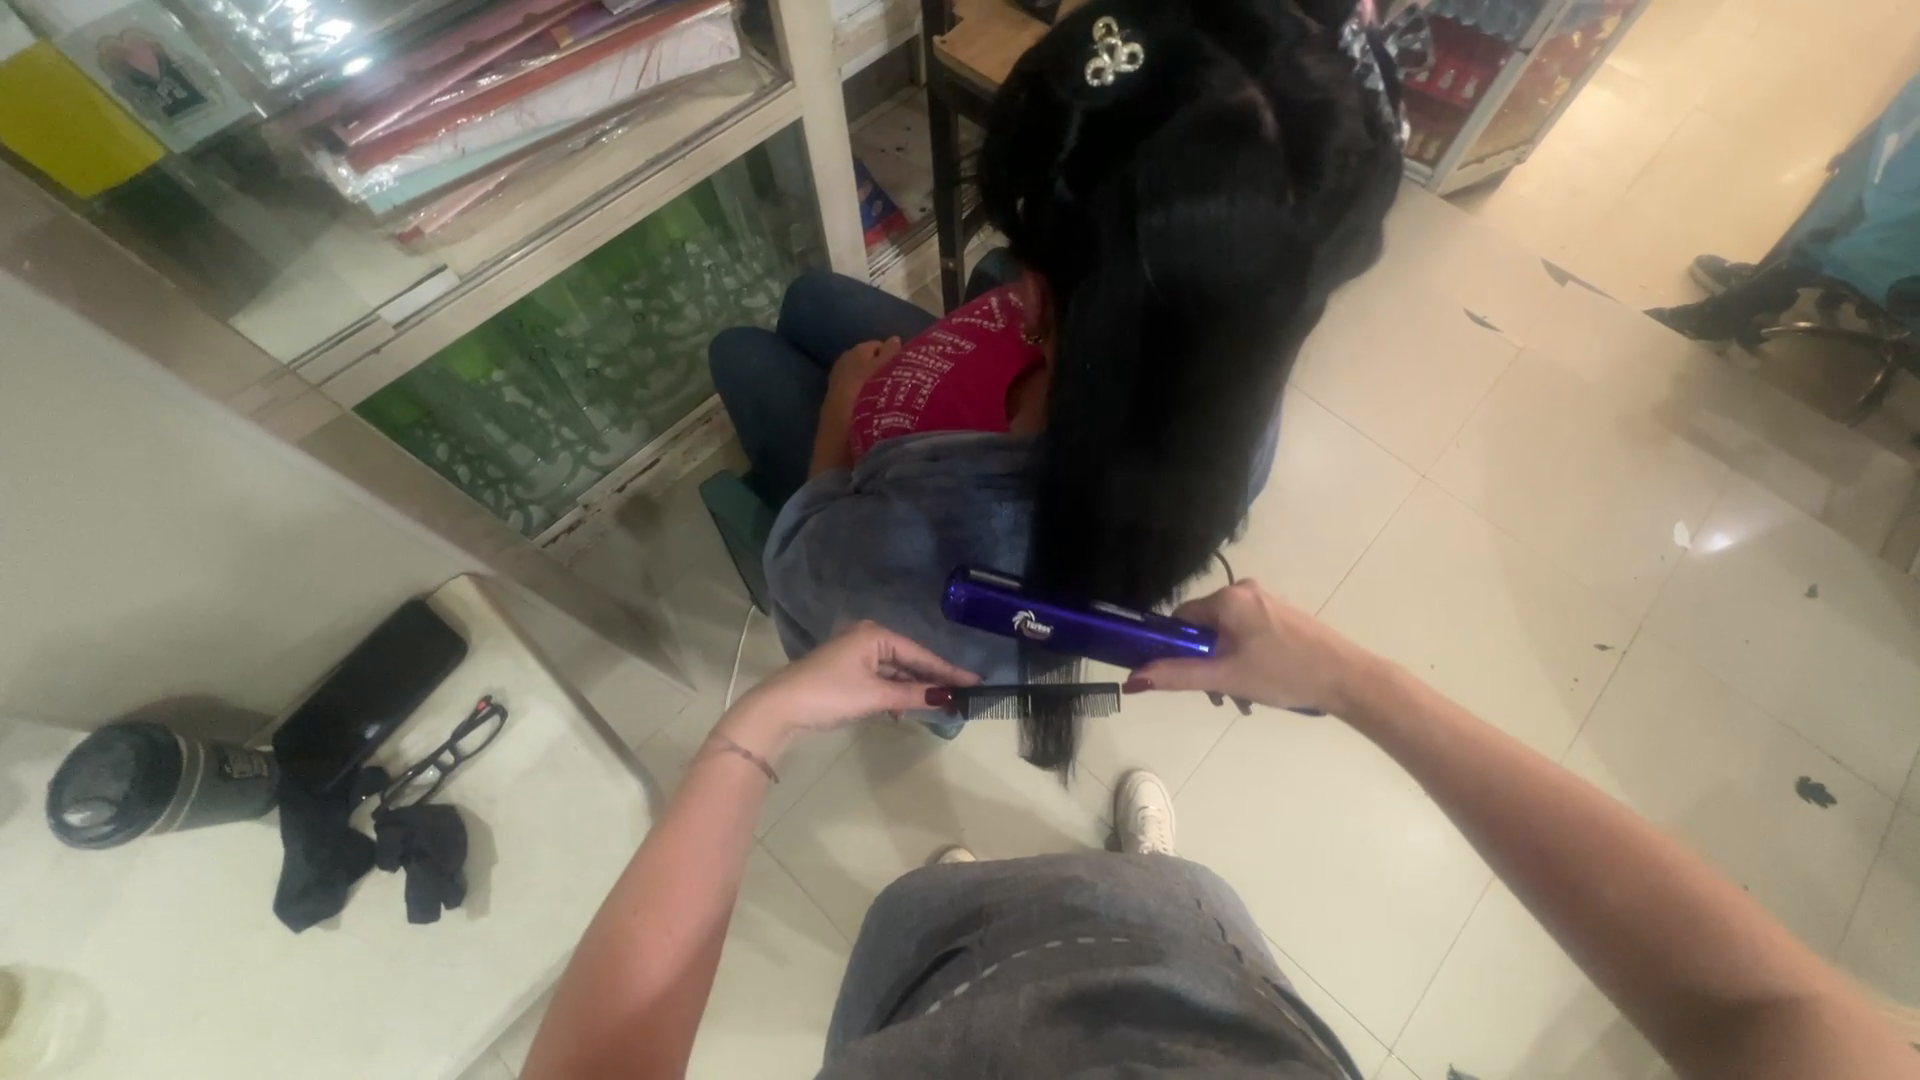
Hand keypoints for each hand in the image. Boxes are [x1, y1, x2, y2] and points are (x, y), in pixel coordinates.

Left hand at [717, 621, 978, 757]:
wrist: (779, 707)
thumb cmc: (829, 694)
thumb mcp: (875, 696)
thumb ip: (912, 695)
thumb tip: (946, 697)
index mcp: (875, 635)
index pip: (920, 653)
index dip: (947, 670)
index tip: (974, 681)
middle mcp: (866, 638)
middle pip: (908, 660)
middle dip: (932, 679)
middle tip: (962, 694)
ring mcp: (854, 654)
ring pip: (894, 671)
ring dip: (913, 688)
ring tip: (940, 703)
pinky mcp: (845, 671)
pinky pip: (880, 679)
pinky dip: (894, 692)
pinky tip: (905, 707)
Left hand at [826, 337, 902, 407]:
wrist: (841, 417)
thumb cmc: (868, 388)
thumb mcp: (884, 368)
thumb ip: (891, 352)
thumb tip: (895, 338)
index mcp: (859, 348)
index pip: (878, 345)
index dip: (890, 356)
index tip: (900, 370)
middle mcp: (846, 357)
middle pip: (867, 359)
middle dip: (879, 368)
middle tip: (892, 383)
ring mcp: (837, 374)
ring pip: (859, 372)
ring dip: (869, 380)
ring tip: (881, 394)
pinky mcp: (833, 391)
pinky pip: (852, 385)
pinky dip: (860, 390)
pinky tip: (867, 402)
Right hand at [1125, 580, 1378, 715]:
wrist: (1350, 680)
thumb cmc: (1285, 673)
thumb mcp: (1226, 677)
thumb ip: (1177, 676)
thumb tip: (1133, 680)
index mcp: (1228, 598)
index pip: (1180, 619)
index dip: (1175, 648)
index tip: (1184, 675)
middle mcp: (1245, 590)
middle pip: (1204, 627)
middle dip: (1205, 662)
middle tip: (1218, 695)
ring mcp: (1266, 600)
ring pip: (1226, 633)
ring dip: (1225, 665)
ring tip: (1240, 697)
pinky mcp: (1282, 613)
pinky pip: (1247, 632)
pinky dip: (1244, 656)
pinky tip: (1257, 682)